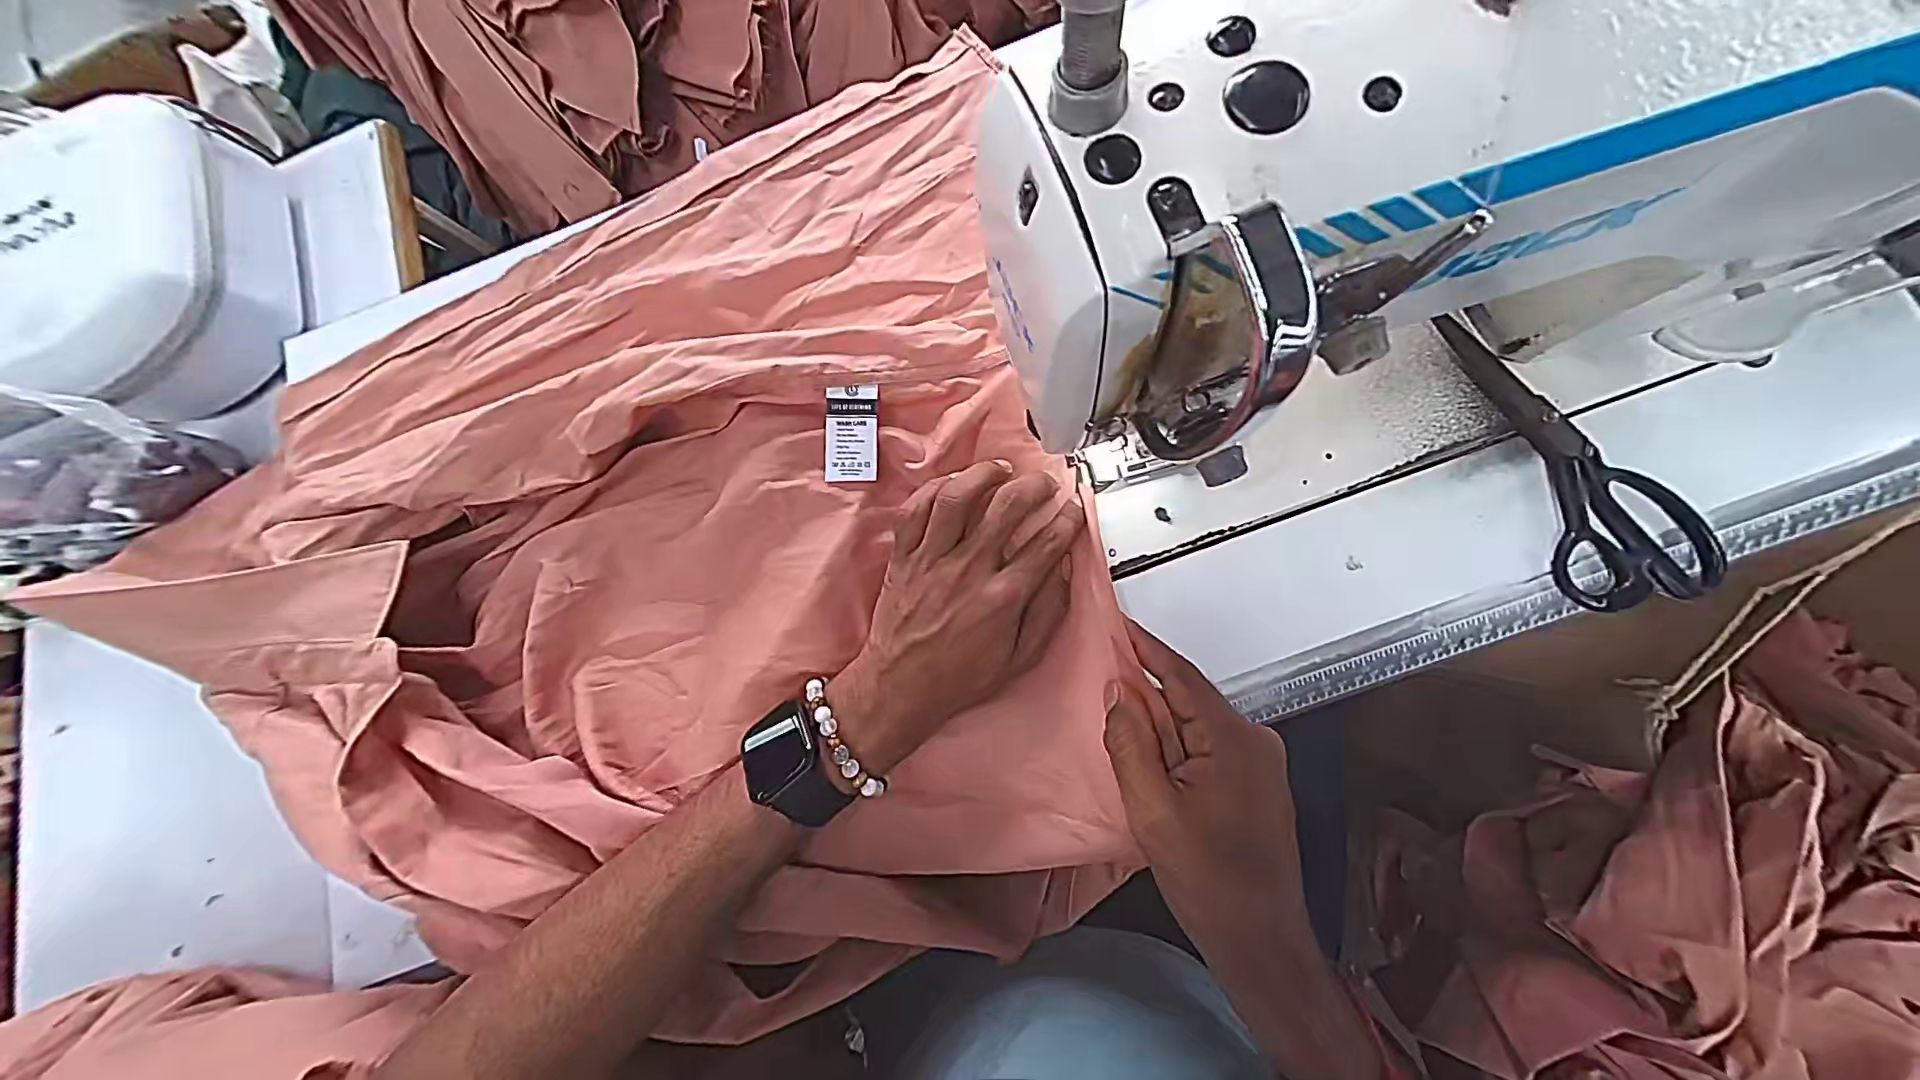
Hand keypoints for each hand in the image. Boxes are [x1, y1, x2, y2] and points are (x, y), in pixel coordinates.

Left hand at [830, 460, 1085, 778]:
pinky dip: (935, 489)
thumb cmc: (957, 677)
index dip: (1067, 520)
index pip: (1046, 543)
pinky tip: (953, 485)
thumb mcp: (1019, 659)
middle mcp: (968, 571)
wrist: (900, 686)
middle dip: (1033, 486)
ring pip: (957, 498)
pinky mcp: (904, 558)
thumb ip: (1047, 613)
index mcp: (1002, 597)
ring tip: (1000, 471)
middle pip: (1006, 507)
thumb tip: (1063, 574)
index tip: (1073, 509)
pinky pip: (916, 510)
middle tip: (1043, 484)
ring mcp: (932, 560)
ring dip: (983, 475)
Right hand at [1105, 621, 1390, 1079]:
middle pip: (1187, 701)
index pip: (1182, 677)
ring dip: (1158, 727)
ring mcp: (1259, 762)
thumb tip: (1117, 692)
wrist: (1261, 942)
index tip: (1118, 622)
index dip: (1146, 647)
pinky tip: (1149, 762)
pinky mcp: (1255, 782)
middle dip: (1144, 695)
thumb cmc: (1208, 879)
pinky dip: (1174, 747)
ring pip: (1194, 726)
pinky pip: (1205, 746)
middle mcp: (1255, 740)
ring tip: (1119, 729)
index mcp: (1234, 739)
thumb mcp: (1153, 809)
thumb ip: (1131, 744)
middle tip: (1102, 682)